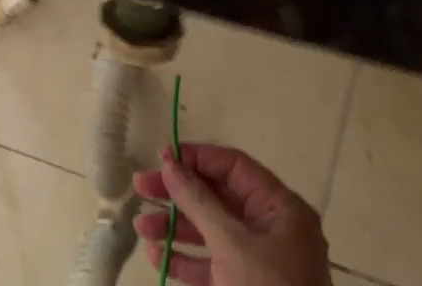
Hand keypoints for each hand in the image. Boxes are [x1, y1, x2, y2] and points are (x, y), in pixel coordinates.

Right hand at [134, 144, 332, 285]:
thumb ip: (199, 201)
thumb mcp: (232, 245)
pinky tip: (155, 255)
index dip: (198, 158)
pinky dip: (184, 259)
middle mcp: (271, 229)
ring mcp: (257, 261)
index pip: (235, 167)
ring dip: (175, 227)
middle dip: (178, 194)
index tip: (161, 157)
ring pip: (210, 231)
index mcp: (281, 210)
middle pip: (218, 197)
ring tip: (140, 226)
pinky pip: (211, 263)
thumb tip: (170, 164)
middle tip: (140, 187)